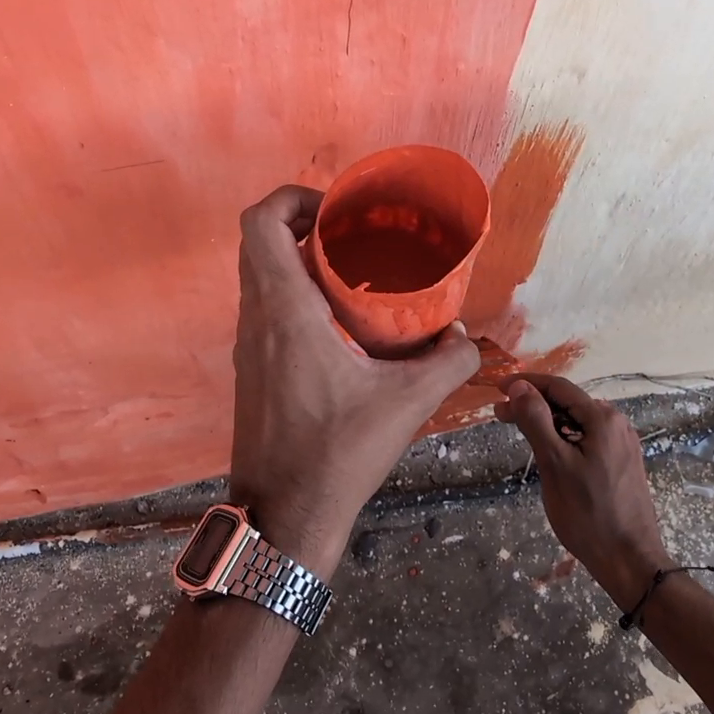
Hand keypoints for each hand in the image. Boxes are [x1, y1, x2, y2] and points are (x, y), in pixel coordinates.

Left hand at [229, 185, 480, 578]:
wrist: (284, 516)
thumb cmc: (339, 452)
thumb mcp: (408, 403)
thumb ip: (449, 362)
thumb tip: (466, 338)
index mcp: (285, 312)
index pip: (261, 223)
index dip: (292, 198)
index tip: (336, 210)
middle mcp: (256, 319)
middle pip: (258, 242)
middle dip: (301, 224)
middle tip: (351, 234)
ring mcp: (247, 346)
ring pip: (259, 276)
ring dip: (295, 259)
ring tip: (351, 271)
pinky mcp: (251, 370)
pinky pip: (264, 308)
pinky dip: (293, 294)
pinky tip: (339, 321)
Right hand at [496, 374, 673, 605]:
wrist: (630, 561)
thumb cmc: (588, 514)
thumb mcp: (555, 464)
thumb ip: (536, 421)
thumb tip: (519, 386)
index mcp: (603, 418)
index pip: (559, 387)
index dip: (526, 384)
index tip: (497, 389)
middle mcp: (617, 424)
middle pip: (568, 403)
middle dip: (534, 404)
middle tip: (500, 416)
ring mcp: (622, 445)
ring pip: (577, 422)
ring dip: (548, 422)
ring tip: (521, 433)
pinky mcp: (622, 464)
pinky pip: (588, 439)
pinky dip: (564, 438)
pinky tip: (550, 451)